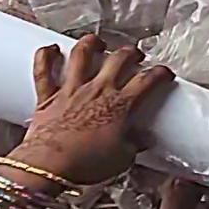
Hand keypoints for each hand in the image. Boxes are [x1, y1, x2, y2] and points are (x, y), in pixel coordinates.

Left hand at [9, 36, 175, 185]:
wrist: (52, 166)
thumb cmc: (89, 164)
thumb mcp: (123, 158)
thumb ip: (136, 144)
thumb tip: (147, 140)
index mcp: (120, 105)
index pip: (147, 81)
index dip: (160, 73)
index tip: (165, 73)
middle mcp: (97, 90)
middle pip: (118, 59)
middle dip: (130, 52)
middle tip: (135, 55)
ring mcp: (72, 90)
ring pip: (82, 55)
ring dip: (91, 43)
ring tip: (98, 42)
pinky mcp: (48, 96)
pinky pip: (44, 70)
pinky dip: (45, 56)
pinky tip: (51, 48)